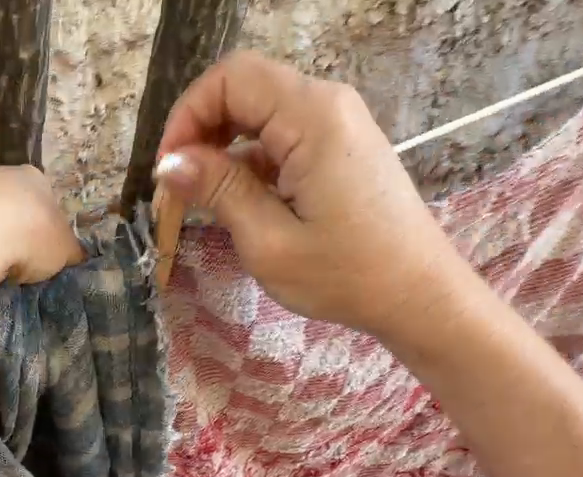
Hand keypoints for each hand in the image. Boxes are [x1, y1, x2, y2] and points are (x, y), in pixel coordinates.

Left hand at [0, 166, 85, 289]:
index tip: (37, 257)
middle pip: (5, 207)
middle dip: (8, 234)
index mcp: (33, 179)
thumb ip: (69, 252)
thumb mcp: (63, 250)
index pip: (43, 202)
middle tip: (10, 267)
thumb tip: (74, 257)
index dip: (42, 231)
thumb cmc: (27, 236)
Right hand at [155, 52, 471, 342]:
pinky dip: (248, 163)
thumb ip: (219, 191)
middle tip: (177, 189)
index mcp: (312, 117)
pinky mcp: (338, 149)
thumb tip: (168, 162)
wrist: (415, 293)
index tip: (168, 170)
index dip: (188, 115)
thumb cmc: (343, 274)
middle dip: (200, 132)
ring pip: (259, 114)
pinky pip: (280, 138)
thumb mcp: (268, 240)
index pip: (232, 78)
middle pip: (244, 89)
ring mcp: (336, 125)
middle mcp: (327, 105)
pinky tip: (237, 204)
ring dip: (221, 150)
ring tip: (200, 203)